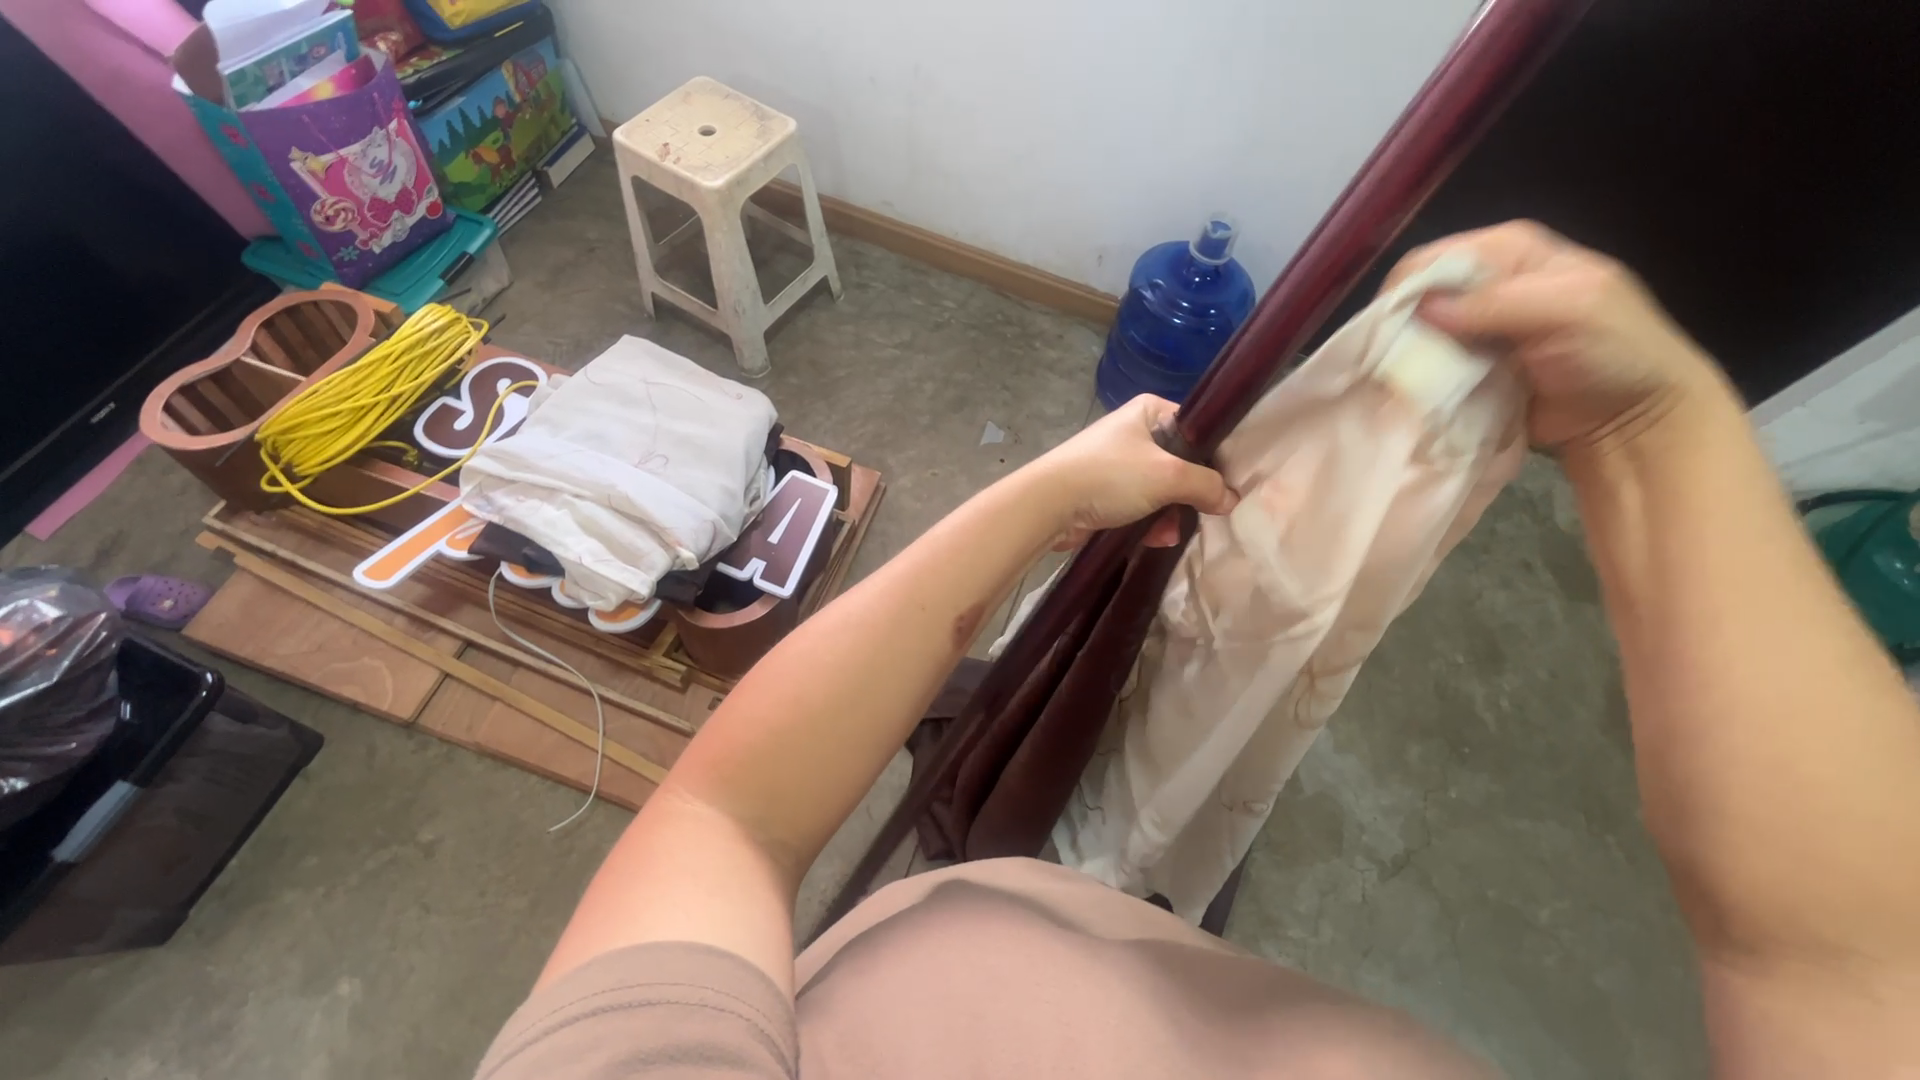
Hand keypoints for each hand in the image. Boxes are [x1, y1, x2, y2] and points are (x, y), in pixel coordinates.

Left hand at [1028, 395, 1237, 549]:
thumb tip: (1231, 499)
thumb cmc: (1110, 476)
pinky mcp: (1106, 494)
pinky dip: (1150, 524)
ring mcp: (1117, 465)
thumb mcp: (1169, 475)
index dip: (1216, 455)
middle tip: (1206, 513)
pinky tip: (1156, 540)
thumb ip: (1206, 485)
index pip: (1197, 428)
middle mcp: (1134, 433)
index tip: (1231, 483)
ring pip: (1162, 491)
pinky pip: (1140, 509)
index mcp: (1149, 412)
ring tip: (1173, 532)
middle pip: (1182, 464)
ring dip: (1171, 514)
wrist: (1049, 505)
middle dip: (1192, 493)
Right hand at [1385, 221, 1730, 456]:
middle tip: (1391, 365)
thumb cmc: (1616, 353)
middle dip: (1399, 328)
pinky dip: (1417, 378)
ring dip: (1405, 357)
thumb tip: (1419, 309)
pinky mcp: (1467, 364)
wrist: (1633, 419)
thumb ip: (1495, 302)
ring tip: (1398, 384)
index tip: (1389, 336)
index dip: (1405, 293)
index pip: (1430, 260)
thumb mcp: (1569, 309)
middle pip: (1415, 296)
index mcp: (1510, 250)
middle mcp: (1484, 281)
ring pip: (1415, 332)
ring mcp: (1473, 326)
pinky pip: (1426, 364)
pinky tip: (1414, 393)